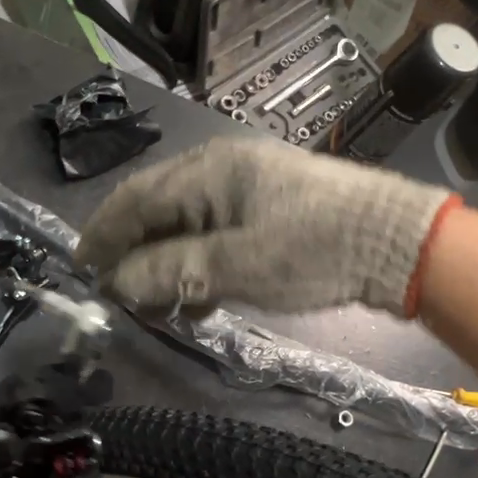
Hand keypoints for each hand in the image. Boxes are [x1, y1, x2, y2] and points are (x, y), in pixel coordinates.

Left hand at [0, 367, 138, 477]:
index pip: (11, 397)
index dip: (52, 388)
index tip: (94, 391)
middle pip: (22, 414)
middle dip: (64, 410)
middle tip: (109, 409)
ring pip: (27, 439)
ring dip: (61, 435)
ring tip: (105, 433)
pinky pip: (28, 464)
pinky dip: (55, 460)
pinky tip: (86, 470)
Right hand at [74, 137, 460, 316]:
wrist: (397, 242)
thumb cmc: (316, 249)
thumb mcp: (238, 265)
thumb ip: (174, 272)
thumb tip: (118, 285)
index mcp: (209, 171)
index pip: (136, 200)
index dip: (103, 235)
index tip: (80, 269)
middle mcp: (220, 170)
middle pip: (156, 210)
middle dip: (131, 253)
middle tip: (112, 292)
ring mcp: (245, 189)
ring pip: (183, 226)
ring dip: (164, 265)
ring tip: (154, 307)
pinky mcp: (265, 211)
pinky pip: (212, 235)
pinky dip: (196, 266)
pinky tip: (196, 299)